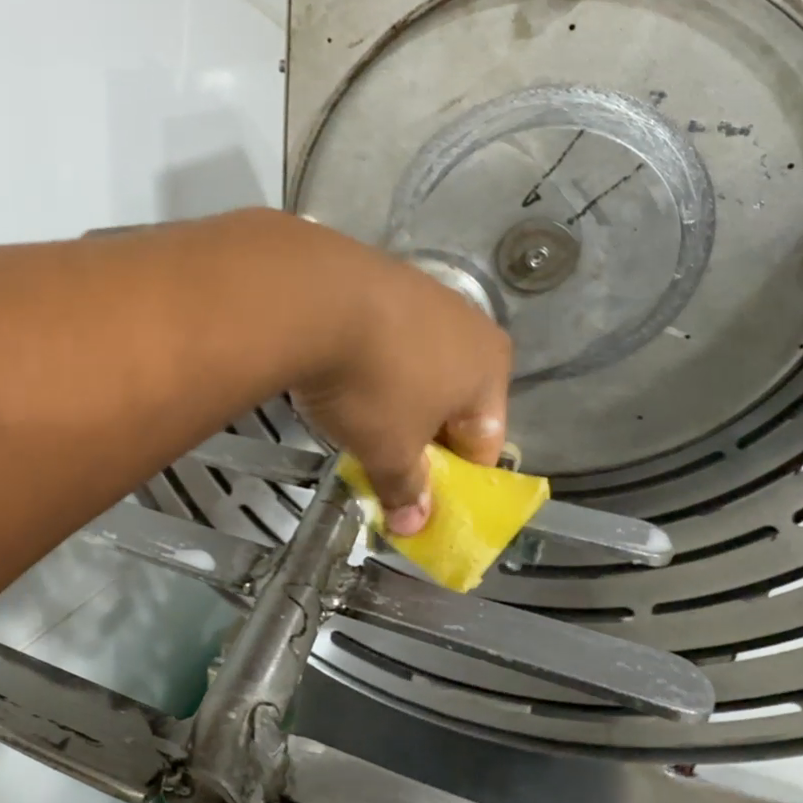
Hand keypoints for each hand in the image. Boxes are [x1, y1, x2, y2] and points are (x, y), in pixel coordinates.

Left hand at [293, 237, 513, 535]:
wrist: (311, 295)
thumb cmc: (371, 384)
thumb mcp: (389, 450)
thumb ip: (406, 489)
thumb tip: (414, 526)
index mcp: (491, 368)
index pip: (483, 442)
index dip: (450, 479)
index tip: (414, 498)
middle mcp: (469, 323)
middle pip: (451, 399)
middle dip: (418, 434)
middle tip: (379, 458)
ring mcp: (423, 293)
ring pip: (414, 364)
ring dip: (390, 394)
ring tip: (350, 414)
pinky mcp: (377, 275)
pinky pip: (380, 335)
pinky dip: (364, 358)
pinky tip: (333, 369)